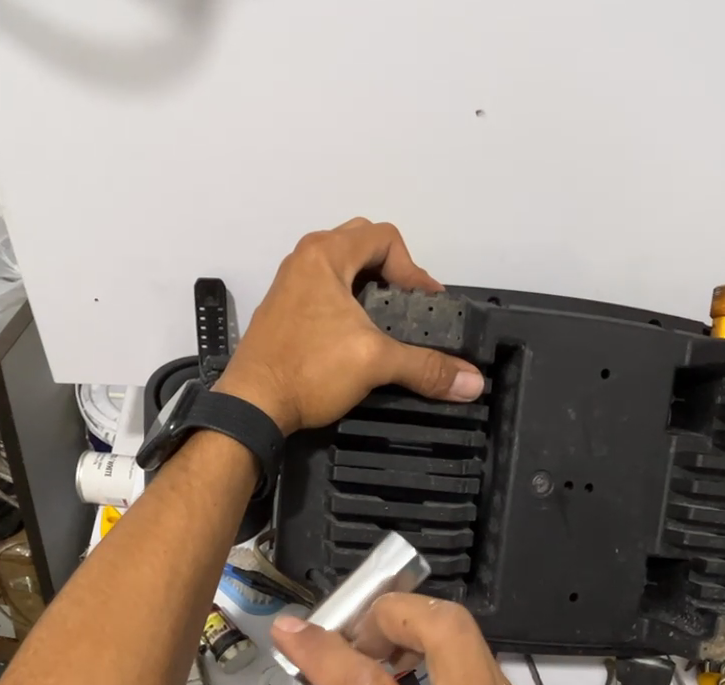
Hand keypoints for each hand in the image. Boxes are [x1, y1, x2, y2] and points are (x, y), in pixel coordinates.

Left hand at [213, 219, 484, 435]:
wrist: (252, 406)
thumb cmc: (309, 370)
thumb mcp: (375, 363)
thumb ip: (426, 367)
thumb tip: (472, 382)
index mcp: (324, 255)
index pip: (384, 238)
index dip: (414, 269)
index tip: (425, 307)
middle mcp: (303, 261)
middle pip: (361, 246)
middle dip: (391, 272)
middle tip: (408, 307)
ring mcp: (289, 287)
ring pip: (341, 271)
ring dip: (369, 290)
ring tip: (387, 324)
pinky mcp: (283, 314)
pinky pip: (324, 294)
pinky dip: (348, 306)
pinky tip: (357, 340)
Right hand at [269, 596, 624, 684]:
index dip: (321, 652)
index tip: (287, 630)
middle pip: (441, 626)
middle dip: (384, 613)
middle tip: (350, 641)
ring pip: (459, 627)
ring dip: (407, 623)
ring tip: (372, 655)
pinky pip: (468, 648)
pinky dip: (429, 642)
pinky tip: (405, 676)